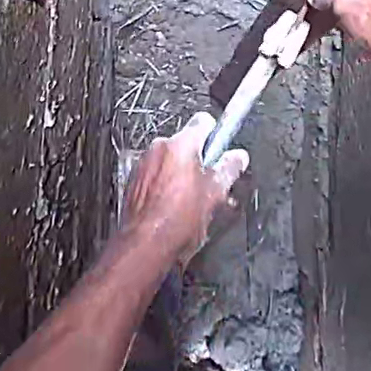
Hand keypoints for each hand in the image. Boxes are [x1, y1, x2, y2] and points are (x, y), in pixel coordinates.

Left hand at [122, 113, 248, 264]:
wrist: (144, 249)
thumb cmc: (177, 221)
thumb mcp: (215, 193)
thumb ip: (229, 169)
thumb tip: (238, 157)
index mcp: (181, 144)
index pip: (204, 121)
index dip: (216, 134)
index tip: (222, 148)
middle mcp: (159, 148)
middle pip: (187, 143)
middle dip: (198, 158)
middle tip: (209, 181)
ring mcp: (143, 165)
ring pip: (170, 159)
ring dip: (180, 172)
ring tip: (190, 199)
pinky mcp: (132, 183)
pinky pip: (155, 175)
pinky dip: (164, 185)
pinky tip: (172, 207)